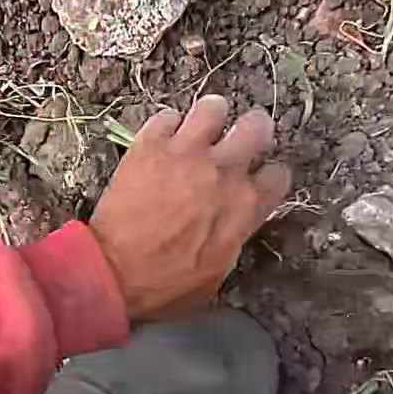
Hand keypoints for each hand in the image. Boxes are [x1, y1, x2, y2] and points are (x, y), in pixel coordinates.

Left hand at [88, 97, 289, 320]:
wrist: (115, 273)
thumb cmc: (165, 285)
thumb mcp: (216, 272)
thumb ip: (231, 237)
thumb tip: (230, 226)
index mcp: (245, 207)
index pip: (278, 174)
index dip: (265, 175)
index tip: (252, 179)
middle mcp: (223, 172)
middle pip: (256, 127)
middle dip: (249, 129)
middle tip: (232, 140)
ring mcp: (185, 154)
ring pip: (212, 108)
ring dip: (208, 116)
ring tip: (195, 129)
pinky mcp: (148, 148)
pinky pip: (164, 117)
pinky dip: (164, 125)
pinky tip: (157, 139)